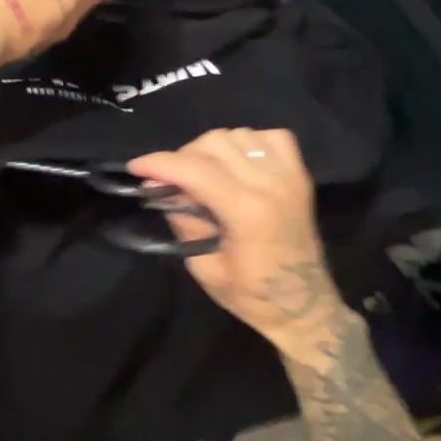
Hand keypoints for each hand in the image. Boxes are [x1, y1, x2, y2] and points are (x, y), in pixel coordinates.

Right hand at [127, 128, 339, 347]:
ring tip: (202, 173)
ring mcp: (289, 176)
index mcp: (247, 212)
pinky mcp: (300, 176)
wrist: (305, 305)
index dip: (159, 163)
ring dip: (213, 149)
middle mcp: (270, 185)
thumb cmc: (252, 295)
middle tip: (172, 181)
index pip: (195, 169)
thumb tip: (161, 189)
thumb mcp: (205, 268)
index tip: (135, 167)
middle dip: (182, 157)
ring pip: (239, 135)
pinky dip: (248, 143)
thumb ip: (184, 223)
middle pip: (215, 143)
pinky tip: (237, 164)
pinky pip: (272, 138)